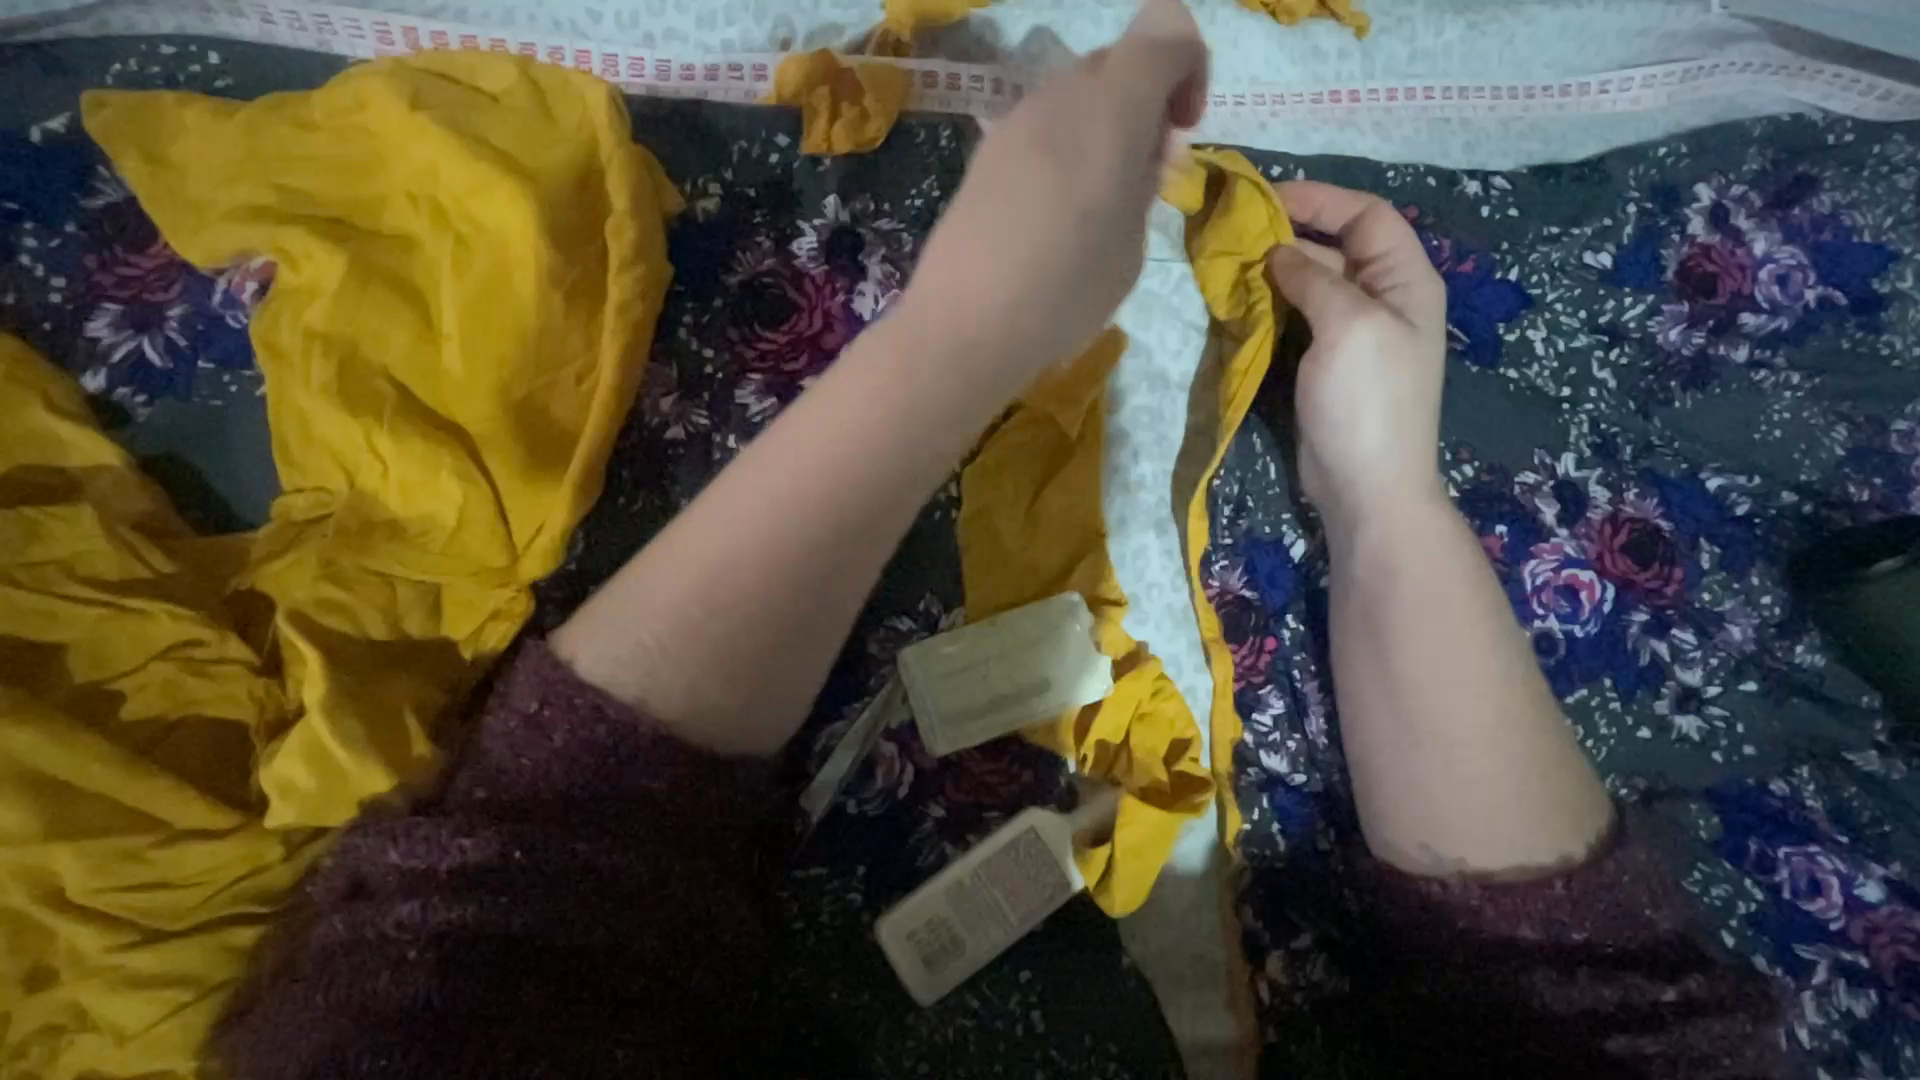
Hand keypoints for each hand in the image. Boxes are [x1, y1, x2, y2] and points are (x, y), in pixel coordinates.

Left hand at [897, 0, 1207, 384]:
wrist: (962, 328)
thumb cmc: (1063, 293)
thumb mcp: (1131, 246)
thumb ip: (1144, 183)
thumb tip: (1138, 153)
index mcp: (1110, 109)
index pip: (1165, 29)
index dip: (1189, 67)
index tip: (1180, 130)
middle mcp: (1057, 98)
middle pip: (1116, 64)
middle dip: (1142, 106)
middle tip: (1138, 180)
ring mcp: (1011, 125)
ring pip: (1073, 100)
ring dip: (1098, 134)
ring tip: (1091, 210)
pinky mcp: (981, 158)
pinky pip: (1038, 134)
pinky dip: (1060, 156)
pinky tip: (1048, 221)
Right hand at [1265, 181, 1449, 532]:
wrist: (1366, 484)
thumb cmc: (1367, 401)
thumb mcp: (1349, 326)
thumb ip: (1315, 279)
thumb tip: (1278, 253)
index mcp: (1404, 281)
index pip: (1367, 217)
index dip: (1320, 200)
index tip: (1265, 199)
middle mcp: (1382, 300)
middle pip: (1336, 248)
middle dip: (1288, 236)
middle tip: (1233, 236)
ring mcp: (1352, 335)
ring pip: (1310, 285)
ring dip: (1273, 273)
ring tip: (1228, 267)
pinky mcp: (1324, 364)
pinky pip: (1297, 320)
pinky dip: (1270, 307)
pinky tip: (1240, 305)